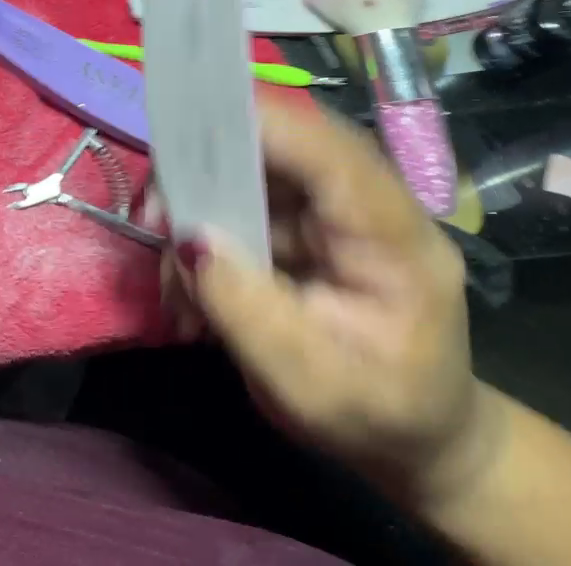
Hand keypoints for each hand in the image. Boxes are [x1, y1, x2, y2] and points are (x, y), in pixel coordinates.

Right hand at [163, 100, 496, 506]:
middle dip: (206, 173)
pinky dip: (199, 240)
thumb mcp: (308, 385)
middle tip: (155, 219)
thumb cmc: (377, 417)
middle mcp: (364, 214)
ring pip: (246, 179)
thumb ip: (248, 311)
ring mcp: (330, 219)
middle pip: (281, 152)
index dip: (264, 128)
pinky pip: (235, 209)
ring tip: (176, 283)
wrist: (415, 443)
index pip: (333, 157)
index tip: (187, 126)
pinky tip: (189, 290)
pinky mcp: (300, 230)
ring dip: (194, 216)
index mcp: (394, 244)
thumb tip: (187, 241)